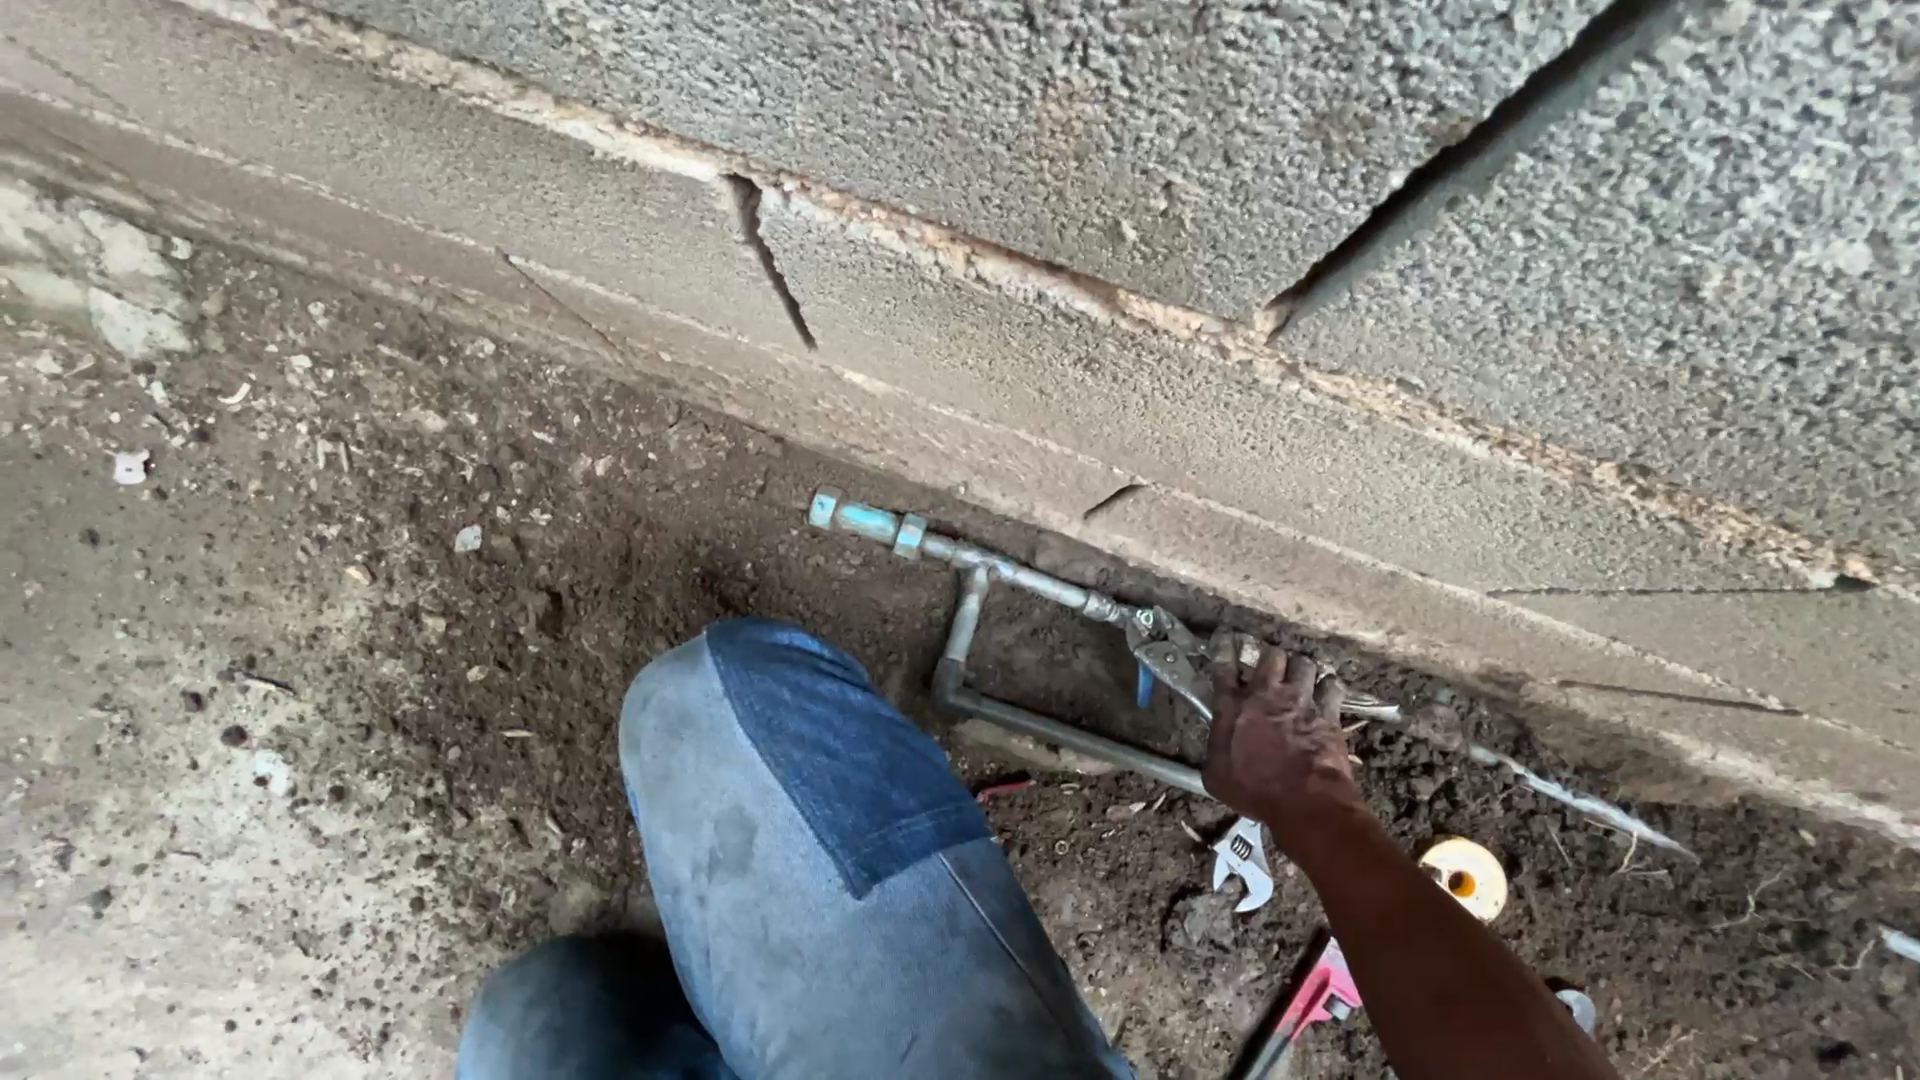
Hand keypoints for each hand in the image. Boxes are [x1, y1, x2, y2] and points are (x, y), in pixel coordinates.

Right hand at [1202, 648, 1366, 855]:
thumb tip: (1216, 742)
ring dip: (1301, 670)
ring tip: (1301, 680)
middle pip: (1270, 655)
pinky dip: (1329, 688)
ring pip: (1304, 663)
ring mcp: (1299, 699)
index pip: (1223, 668)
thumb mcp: (1216, 775)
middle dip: (1272, 659)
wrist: (1304, 801)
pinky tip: (1327, 696)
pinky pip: (1332, 686)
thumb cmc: (1254, 791)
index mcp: (1232, 707)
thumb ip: (1215, 748)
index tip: (1227, 650)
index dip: (1225, 654)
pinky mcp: (1328, 712)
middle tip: (1273, 671)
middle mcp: (1265, 694)